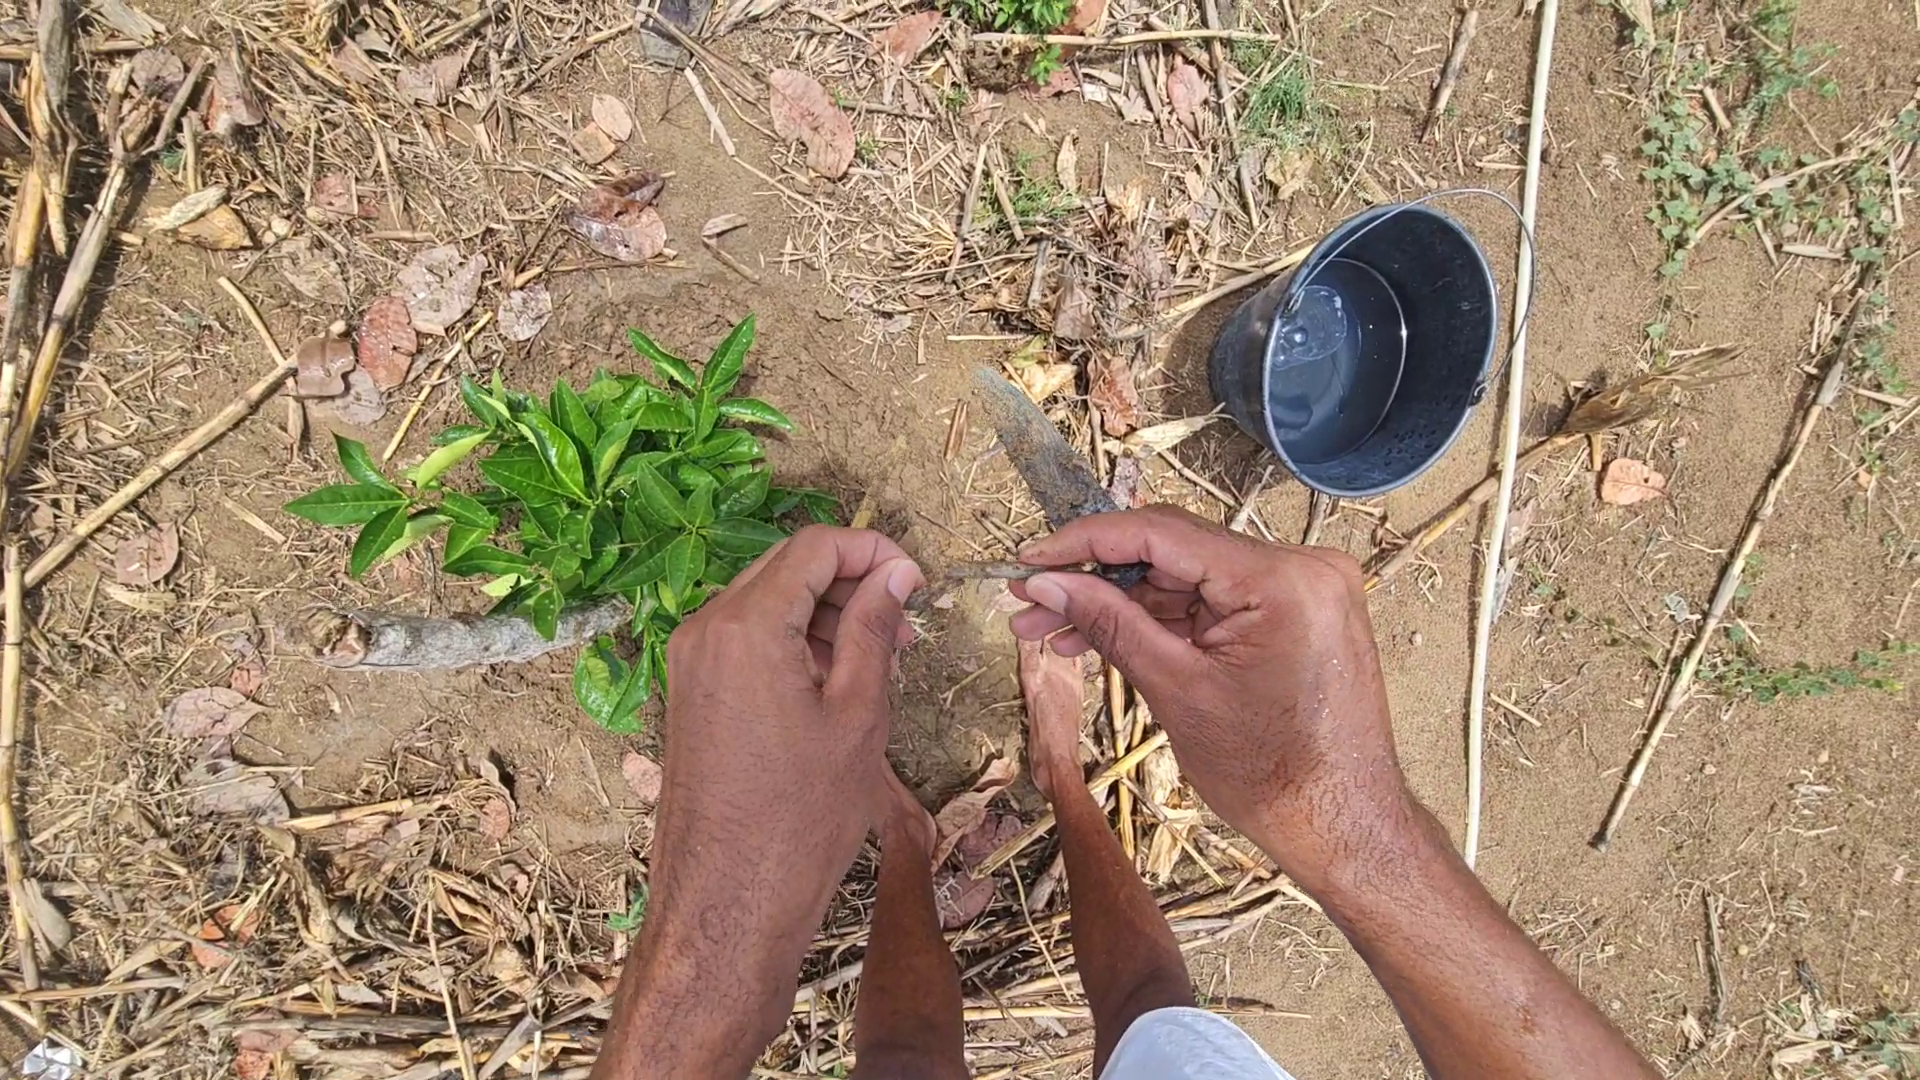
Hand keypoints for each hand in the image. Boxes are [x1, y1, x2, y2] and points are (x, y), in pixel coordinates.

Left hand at [607, 527, 922, 1075]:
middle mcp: (707, 627)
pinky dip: (797, 638)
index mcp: (747, 624)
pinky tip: (838, 674)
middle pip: (790, 566)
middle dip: (853, 580)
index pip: (815, 545)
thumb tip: (896, 572)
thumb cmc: (804, 813)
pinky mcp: (693, 687)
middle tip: (905, 619)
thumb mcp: (857, 710)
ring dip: (828, 611)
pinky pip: (750, 635)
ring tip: (881, 653)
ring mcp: (692, 658)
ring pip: (770, 599)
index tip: (915, 580)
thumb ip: (874, 625)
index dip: (873, 549)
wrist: (728, 903)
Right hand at [1007, 505, 1412, 895]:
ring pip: (1181, 577)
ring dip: (1117, 601)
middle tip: (1030, 600)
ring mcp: (1297, 586)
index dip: (1083, 541)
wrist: (1343, 828)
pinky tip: (1100, 636)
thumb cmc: (1268, 773)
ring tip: (1050, 629)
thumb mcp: (1176, 689)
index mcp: (1280, 578)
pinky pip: (1206, 600)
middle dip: (1093, 577)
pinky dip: (1155, 618)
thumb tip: (1043, 584)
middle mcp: (1297, 565)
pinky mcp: (1288, 608)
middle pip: (1170, 550)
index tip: (1029, 558)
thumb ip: (1107, 622)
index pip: (1160, 532)